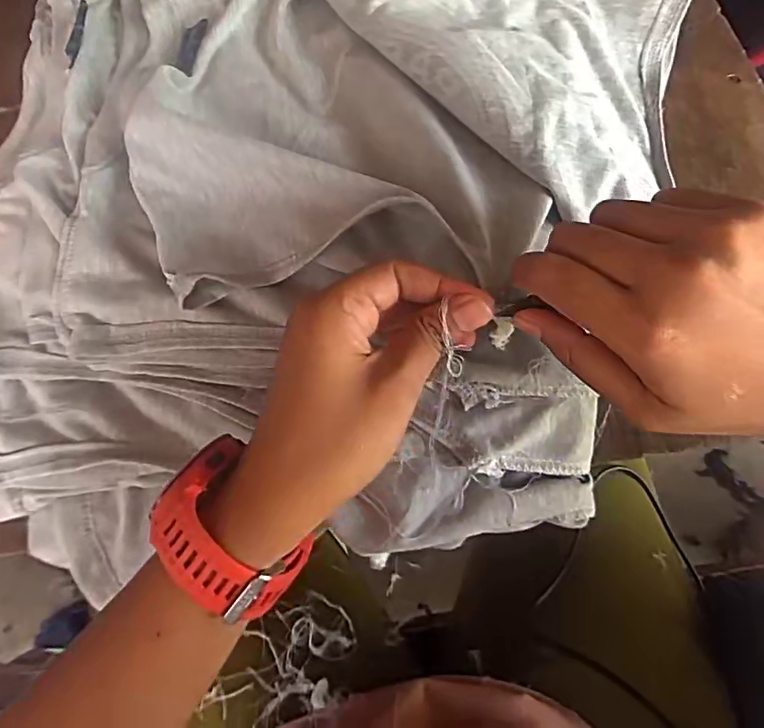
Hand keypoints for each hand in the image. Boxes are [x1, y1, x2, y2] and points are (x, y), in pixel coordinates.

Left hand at [201, 262, 493, 567]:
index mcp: (332, 307)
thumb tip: (475, 303)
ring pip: (377, 310)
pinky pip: (364, 331)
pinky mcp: (319, 354)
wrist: (281, 490)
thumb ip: (432, 335)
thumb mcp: (394, 385)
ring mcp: (316, 332)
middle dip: (433, 302)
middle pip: (385, 288)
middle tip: (476, 326)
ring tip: (461, 340)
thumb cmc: (340, 440)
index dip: (442, 284)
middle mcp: (320, 309)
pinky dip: (396, 337)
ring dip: (418, 320)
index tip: (482, 306)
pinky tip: (427, 351)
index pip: (395, 274)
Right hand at [510, 188, 763, 452]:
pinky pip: (661, 200)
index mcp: (647, 330)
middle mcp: (673, 273)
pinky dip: (656, 225)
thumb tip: (528, 311)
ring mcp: (711, 234)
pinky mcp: (742, 210)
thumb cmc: (732, 399)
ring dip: (610, 239)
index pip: (552, 275)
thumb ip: (580, 356)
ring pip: (612, 211)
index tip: (529, 278)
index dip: (528, 272)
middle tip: (589, 281)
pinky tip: (684, 254)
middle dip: (565, 256)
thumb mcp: (647, 405)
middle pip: (575, 235)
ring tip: (640, 267)